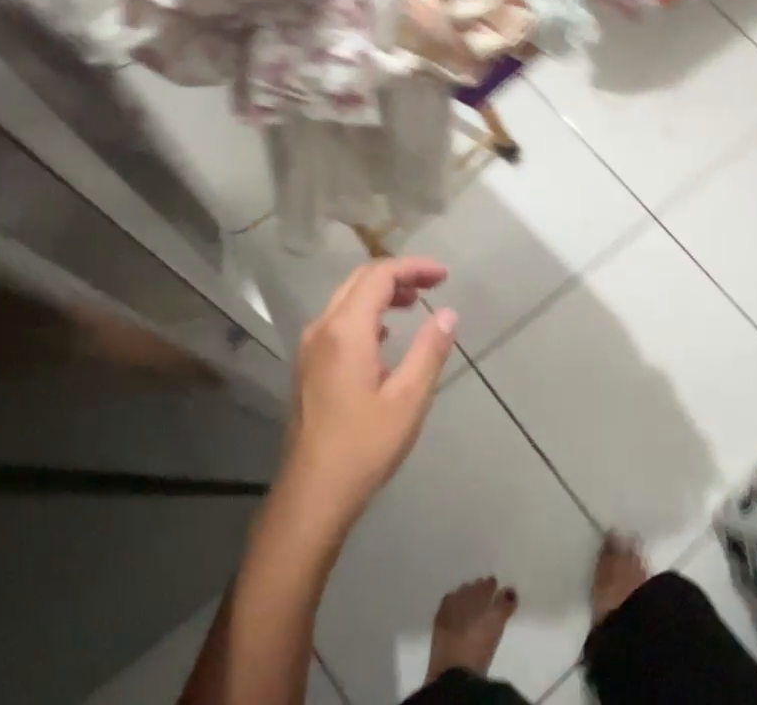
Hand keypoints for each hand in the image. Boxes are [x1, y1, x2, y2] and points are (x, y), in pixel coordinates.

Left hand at [282, 257, 457, 515]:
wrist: (314, 490)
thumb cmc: (365, 445)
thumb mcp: (408, 399)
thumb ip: (429, 350)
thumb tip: (448, 313)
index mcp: (346, 331)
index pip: (379, 276)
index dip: (413, 267)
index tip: (444, 275)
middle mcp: (322, 329)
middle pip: (359, 281)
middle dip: (397, 275)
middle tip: (433, 284)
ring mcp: (310, 347)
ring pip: (345, 300)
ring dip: (380, 293)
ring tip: (415, 304)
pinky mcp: (308, 365)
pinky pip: (337, 321)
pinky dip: (365, 314)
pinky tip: (385, 334)